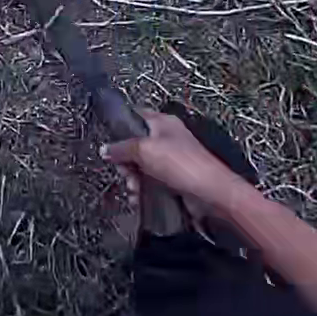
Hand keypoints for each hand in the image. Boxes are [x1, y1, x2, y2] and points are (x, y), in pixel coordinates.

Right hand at [101, 109, 255, 211]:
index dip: (120, 127)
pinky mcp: (174, 178)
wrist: (211, 193)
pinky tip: (139, 199)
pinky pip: (151, 181)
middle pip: (135, 145)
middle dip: (126, 161)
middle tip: (126, 173)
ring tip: (134, 191)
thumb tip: (105, 150)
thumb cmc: (180, 164)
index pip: (135, 116)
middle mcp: (167, 138)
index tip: (110, 143)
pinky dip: (143, 189)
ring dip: (133, 179)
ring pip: (141, 165)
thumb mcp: (144, 150)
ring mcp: (171, 159)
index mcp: (162, 122)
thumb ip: (122, 148)